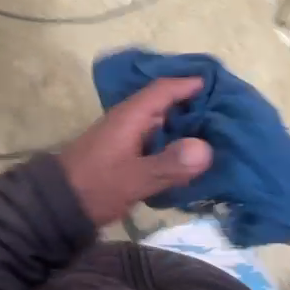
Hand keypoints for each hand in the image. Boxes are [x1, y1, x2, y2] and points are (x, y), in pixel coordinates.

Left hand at [59, 78, 212, 226]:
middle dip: (197, 104)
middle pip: (168, 102)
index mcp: (132, 115)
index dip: (192, 83)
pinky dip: (177, 142)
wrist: (59, 206)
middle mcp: (131, 119)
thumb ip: (168, 164)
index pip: (166, 88)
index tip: (223, 85)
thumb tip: (206, 148)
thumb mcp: (134, 178)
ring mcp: (128, 136)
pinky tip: (195, 157)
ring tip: (221, 133)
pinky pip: (159, 139)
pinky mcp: (127, 153)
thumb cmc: (96, 186)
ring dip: (188, 125)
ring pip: (165, 122)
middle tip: (231, 112)